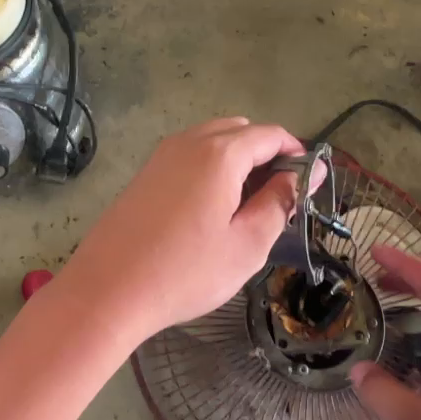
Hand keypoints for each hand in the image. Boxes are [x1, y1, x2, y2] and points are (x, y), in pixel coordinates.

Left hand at [59, 117, 312, 342]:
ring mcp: (162, 155)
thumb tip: (304, 174)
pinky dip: (211, 169)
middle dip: (266, 155)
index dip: (297, 153)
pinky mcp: (145, 173)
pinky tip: (211, 211)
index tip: (311, 183)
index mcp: (220, 153)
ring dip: (238, 161)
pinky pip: (189, 156)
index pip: (270, 134)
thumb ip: (280, 202)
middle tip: (279, 199)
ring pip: (213, 141)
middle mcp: (189, 141)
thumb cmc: (186, 271)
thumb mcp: (247, 244)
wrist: (109, 289)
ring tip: (247, 208)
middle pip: (240, 131)